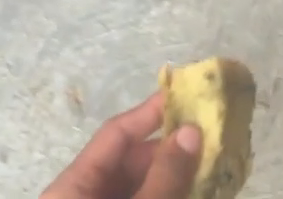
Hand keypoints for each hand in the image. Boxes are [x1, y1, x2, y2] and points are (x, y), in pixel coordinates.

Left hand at [41, 92, 201, 198]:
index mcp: (72, 184)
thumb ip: (163, 175)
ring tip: (209, 163)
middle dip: (170, 149)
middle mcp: (81, 193)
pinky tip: (194, 187)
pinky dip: (164, 192)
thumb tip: (192, 129)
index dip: (152, 111)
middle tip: (210, 138)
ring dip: (172, 174)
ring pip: (139, 183)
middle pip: (129, 159)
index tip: (188, 93)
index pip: (115, 132)